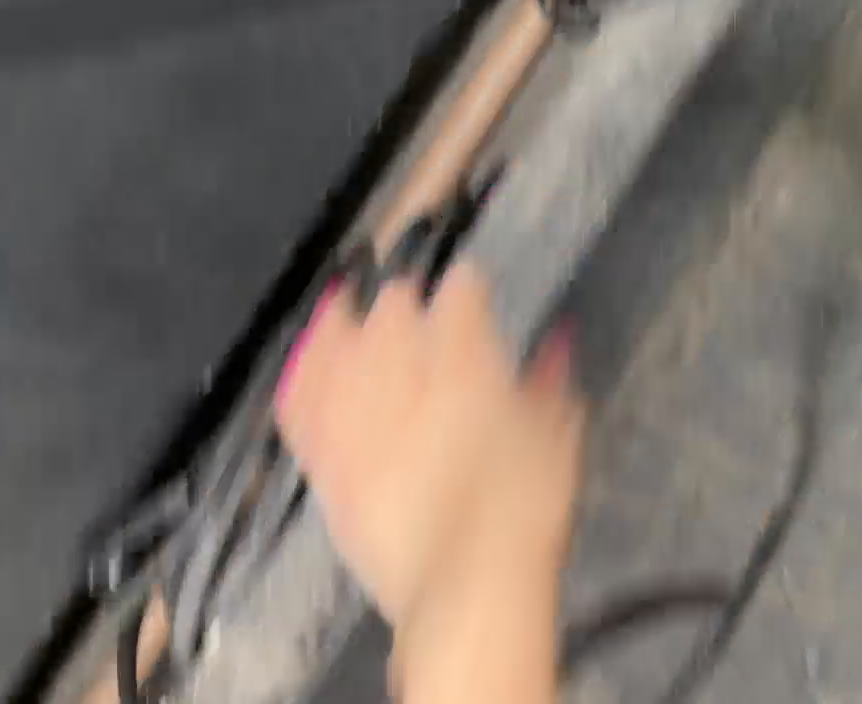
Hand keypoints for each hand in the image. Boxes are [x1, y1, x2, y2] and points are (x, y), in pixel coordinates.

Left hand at [273, 265, 583, 632]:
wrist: (472, 588)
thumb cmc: (529, 506)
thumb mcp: (559, 434)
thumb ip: (551, 380)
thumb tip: (558, 338)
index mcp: (474, 383)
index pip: (459, 312)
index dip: (462, 285)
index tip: (467, 273)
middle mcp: (411, 400)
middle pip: (392, 330)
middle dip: (399, 301)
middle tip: (408, 288)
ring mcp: (365, 437)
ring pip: (341, 365)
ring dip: (339, 329)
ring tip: (340, 303)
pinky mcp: (334, 474)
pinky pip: (305, 417)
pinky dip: (303, 381)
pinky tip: (304, 360)